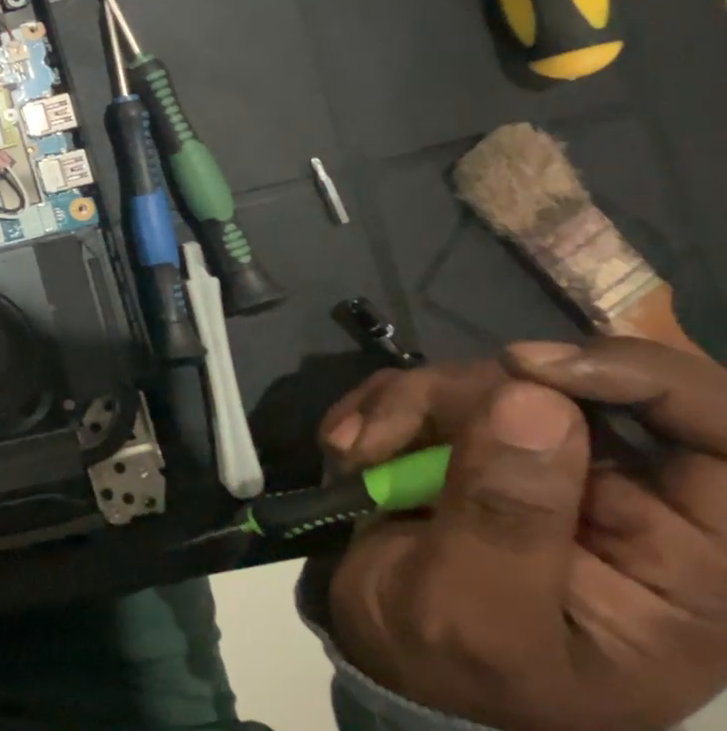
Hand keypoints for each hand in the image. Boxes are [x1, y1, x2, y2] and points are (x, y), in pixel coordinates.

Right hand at [323, 339, 726, 730]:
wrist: (391, 666)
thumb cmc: (455, 668)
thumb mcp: (478, 613)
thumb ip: (508, 519)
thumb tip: (535, 400)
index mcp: (682, 555)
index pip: (722, 435)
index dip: (646, 378)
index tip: (530, 368)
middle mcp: (628, 495)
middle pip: (572, 390)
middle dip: (462, 399)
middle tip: (382, 441)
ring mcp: (548, 463)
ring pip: (488, 381)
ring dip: (403, 407)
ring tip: (353, 457)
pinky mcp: (479, 445)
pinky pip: (430, 390)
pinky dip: (377, 409)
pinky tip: (347, 450)